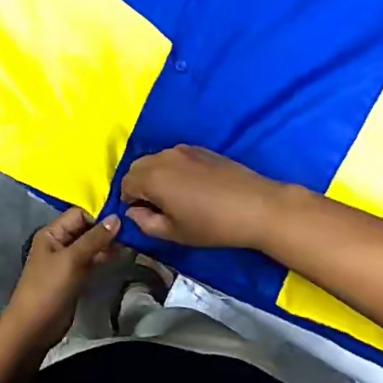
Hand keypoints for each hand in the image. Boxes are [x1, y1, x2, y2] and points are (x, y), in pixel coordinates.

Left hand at [2, 207, 121, 348]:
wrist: (35, 326)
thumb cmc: (49, 288)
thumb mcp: (71, 259)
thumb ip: (94, 239)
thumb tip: (117, 218)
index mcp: (52, 232)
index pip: (79, 214)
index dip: (99, 215)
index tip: (124, 219)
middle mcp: (59, 242)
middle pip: (86, 228)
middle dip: (106, 229)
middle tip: (132, 232)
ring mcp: (67, 260)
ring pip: (91, 245)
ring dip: (108, 244)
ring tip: (131, 243)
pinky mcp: (75, 276)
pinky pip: (92, 260)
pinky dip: (104, 257)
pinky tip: (121, 256)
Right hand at [120, 145, 301, 251]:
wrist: (257, 206)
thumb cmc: (213, 225)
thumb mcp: (175, 233)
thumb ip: (146, 223)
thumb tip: (134, 212)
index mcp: (152, 177)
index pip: (125, 183)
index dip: (129, 200)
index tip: (143, 215)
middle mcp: (163, 157)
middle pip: (137, 167)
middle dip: (139, 185)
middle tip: (156, 207)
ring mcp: (183, 150)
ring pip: (156, 160)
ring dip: (155, 175)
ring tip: (174, 196)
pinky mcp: (200, 149)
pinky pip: (174, 156)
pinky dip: (172, 168)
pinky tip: (190, 186)